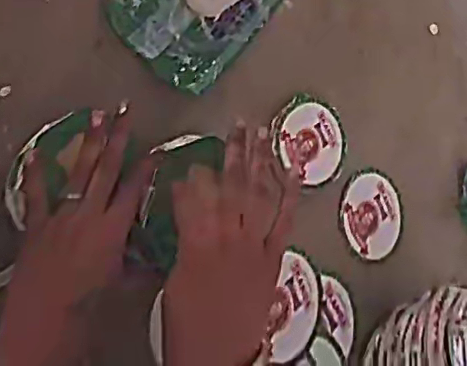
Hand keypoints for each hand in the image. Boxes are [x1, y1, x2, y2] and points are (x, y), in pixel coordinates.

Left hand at [0, 106, 154, 365]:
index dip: (146, 166)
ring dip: (88, 142)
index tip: (155, 148)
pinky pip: (36, 195)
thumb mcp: (117, 289)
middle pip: (108, 168)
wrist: (36, 336)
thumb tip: (154, 261)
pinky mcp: (35, 228)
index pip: (134, 188)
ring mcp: (61, 218)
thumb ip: (135, 268)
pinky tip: (36, 152)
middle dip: (119, 136)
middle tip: (125, 109)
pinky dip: (36, 173)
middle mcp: (89, 215)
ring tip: (96, 115)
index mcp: (113, 229)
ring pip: (79, 172)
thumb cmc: (83, 316)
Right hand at [162, 124, 297, 365]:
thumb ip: (183, 243)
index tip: (189, 162)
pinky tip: (294, 168)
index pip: (193, 198)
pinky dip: (290, 193)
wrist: (220, 362)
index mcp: (198, 243)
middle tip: (237, 124)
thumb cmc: (188, 328)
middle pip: (230, 185)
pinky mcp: (274, 257)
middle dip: (233, 152)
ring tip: (263, 132)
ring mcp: (255, 244)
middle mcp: (229, 236)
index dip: (191, 178)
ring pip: (258, 193)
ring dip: (260, 160)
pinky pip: (284, 220)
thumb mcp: (173, 284)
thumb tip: (188, 215)